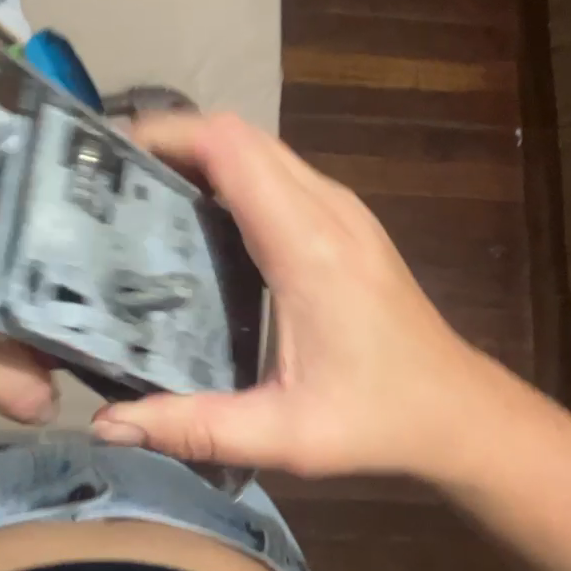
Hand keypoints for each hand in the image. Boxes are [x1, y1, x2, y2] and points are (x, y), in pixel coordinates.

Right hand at [89, 113, 514, 479]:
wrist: (461, 413)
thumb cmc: (378, 420)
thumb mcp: (284, 435)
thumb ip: (195, 427)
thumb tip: (108, 424)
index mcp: (309, 247)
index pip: (232, 149)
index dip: (169, 135)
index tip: (112, 151)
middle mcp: (328, 211)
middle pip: (239, 135)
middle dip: (171, 138)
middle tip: (111, 172)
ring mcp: (341, 210)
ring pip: (258, 147)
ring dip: (198, 151)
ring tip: (138, 185)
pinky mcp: (343, 221)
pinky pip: (274, 171)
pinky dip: (226, 171)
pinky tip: (192, 212)